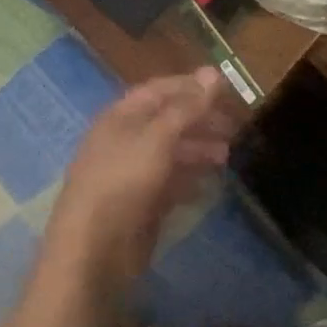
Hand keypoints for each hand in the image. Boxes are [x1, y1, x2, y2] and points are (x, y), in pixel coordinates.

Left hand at [45, 67, 240, 289]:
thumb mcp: (157, 138)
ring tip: (226, 155)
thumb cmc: (122, 183)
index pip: (159, 90)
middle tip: (233, 127)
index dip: (191, 87)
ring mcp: (131, 175)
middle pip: (167, 121)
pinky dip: (190, 179)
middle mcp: (124, 141)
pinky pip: (169, 183)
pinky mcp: (139, 205)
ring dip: (199, 149)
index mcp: (120, 118)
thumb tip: (214, 72)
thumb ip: (187, 107)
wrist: (92, 254)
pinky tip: (209, 183)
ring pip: (171, 153)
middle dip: (200, 120)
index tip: (226, 89)